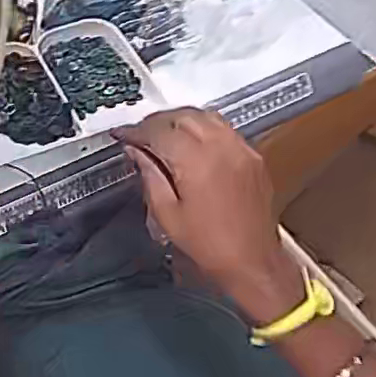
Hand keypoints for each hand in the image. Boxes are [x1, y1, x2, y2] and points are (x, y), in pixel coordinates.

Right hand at [114, 108, 306, 320]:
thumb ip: (149, 176)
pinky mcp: (252, 157)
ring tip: (161, 134)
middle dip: (157, 122)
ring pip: (205, 116)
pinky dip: (202, 127)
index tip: (123, 135)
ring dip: (180, 120)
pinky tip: (190, 142)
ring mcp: (241, 150)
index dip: (136, 131)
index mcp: (197, 163)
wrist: (251, 260)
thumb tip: (137, 152)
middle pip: (183, 116)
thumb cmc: (210, 245)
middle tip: (138, 134)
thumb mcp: (166, 214)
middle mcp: (223, 149)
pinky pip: (224, 128)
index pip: (160, 132)